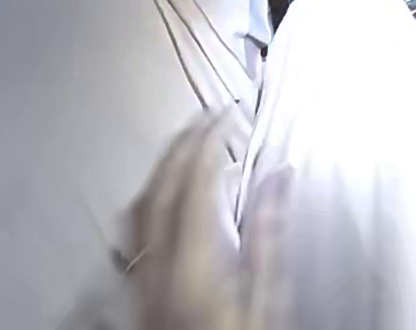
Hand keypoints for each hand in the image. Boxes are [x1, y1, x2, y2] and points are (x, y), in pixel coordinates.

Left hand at [126, 108, 284, 329]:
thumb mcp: (267, 303)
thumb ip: (270, 235)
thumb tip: (281, 172)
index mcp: (191, 261)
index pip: (195, 181)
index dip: (210, 139)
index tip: (229, 113)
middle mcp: (156, 264)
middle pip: (159, 186)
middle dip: (183, 142)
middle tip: (210, 115)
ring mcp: (139, 279)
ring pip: (139, 205)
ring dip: (163, 164)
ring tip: (189, 141)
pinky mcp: (135, 293)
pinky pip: (135, 225)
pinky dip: (152, 192)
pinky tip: (167, 192)